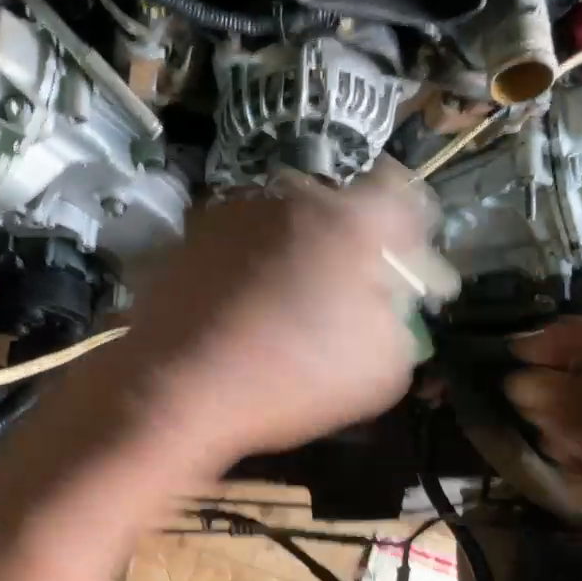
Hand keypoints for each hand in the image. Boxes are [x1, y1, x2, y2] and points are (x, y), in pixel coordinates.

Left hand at [112, 171, 430, 461]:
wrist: (176, 387)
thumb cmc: (292, 379)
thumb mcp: (385, 369)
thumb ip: (401, 318)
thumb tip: (385, 301)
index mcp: (355, 219)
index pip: (400, 193)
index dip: (405, 230)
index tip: (397, 267)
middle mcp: (295, 196)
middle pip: (337, 207)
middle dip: (344, 242)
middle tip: (336, 293)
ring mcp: (236, 210)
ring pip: (282, 221)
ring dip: (291, 251)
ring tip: (277, 307)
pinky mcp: (191, 233)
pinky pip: (237, 242)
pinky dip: (245, 264)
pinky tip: (236, 309)